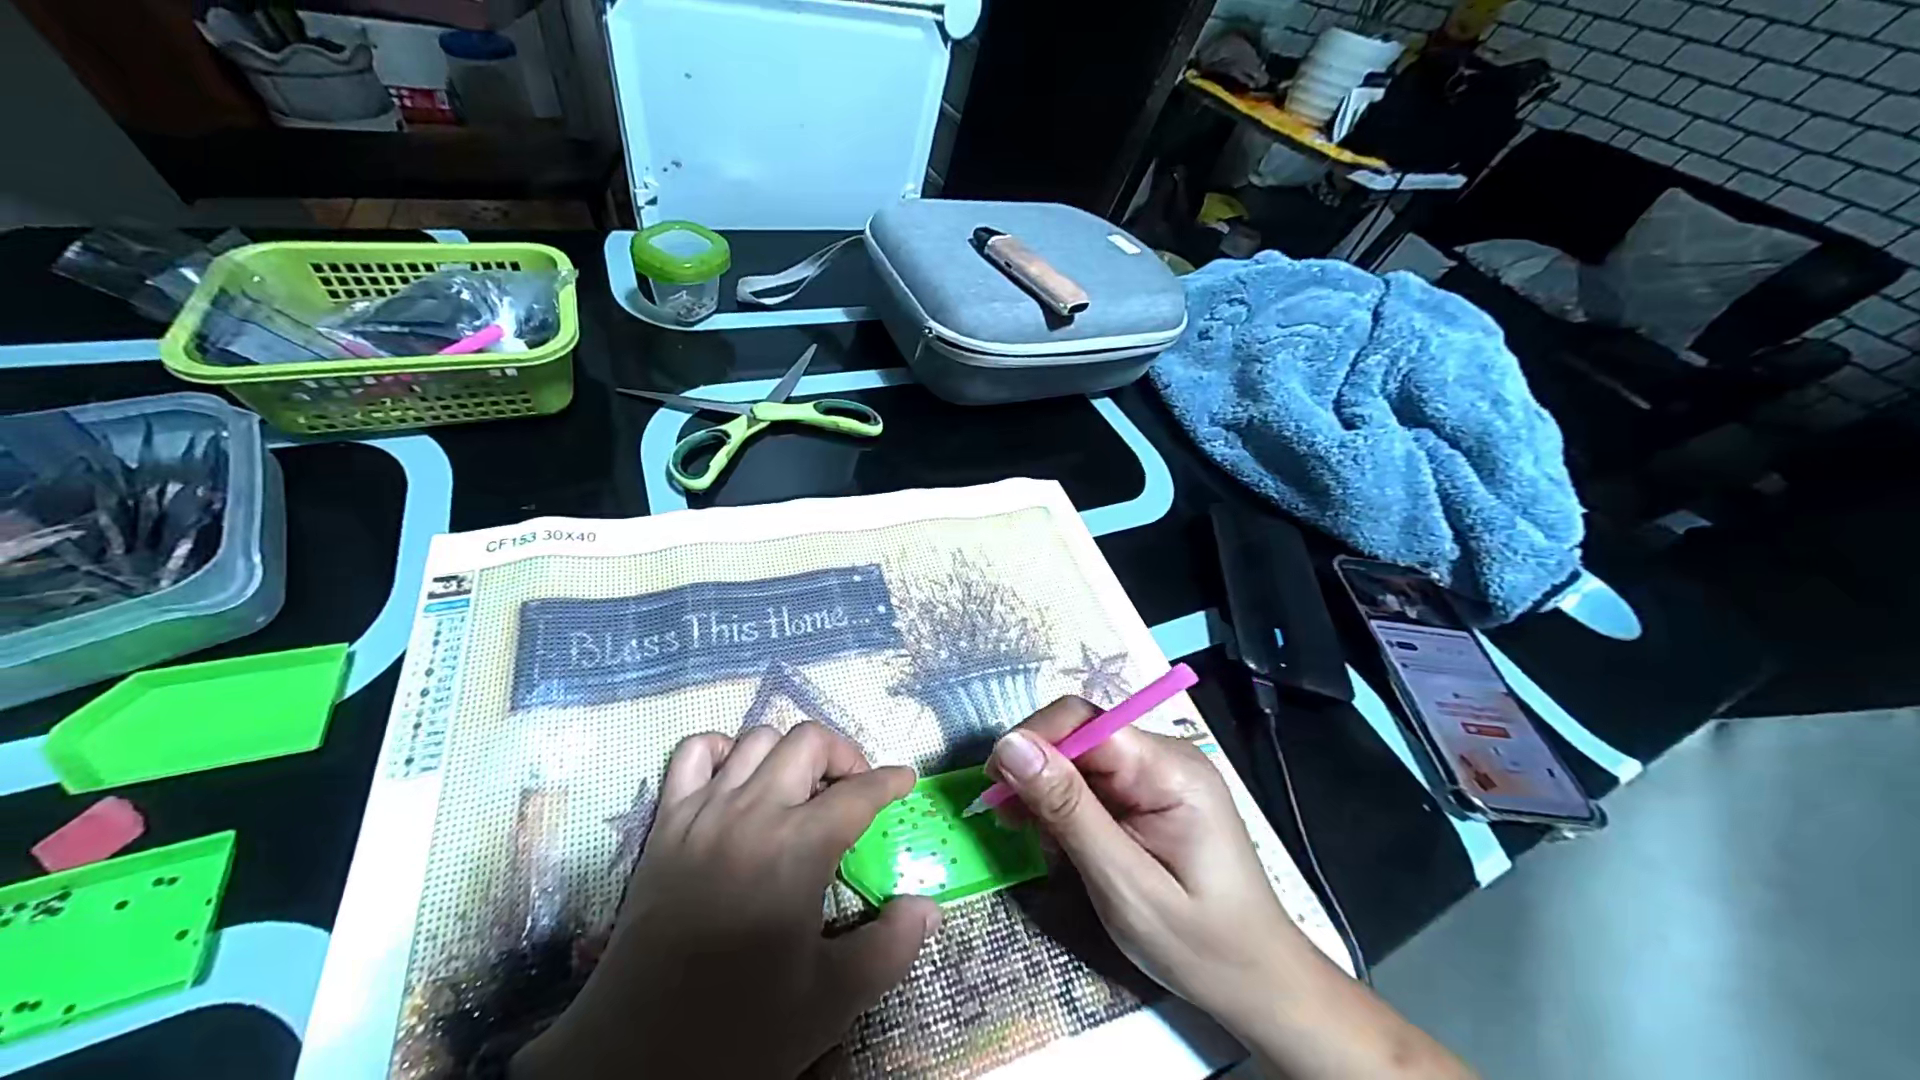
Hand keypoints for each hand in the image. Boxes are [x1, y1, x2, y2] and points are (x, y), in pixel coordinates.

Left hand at [513, 723, 940, 1079]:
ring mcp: (703, 811)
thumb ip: (891, 947)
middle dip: (843, 756)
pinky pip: (692, 754)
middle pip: (808, 742)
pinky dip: (721, 751)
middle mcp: (752, 812)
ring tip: (800, 789)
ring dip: (788, 754)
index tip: (905, 781)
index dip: (891, 781)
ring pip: (757, 739)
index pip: (859, 793)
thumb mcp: (831, 999)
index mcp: (797, 847)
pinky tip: (737, 780)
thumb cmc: (740, 1025)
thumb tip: (927, 908)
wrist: (636, 1053)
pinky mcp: (665, 823)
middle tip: (853, 792)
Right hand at [989, 698, 1476, 1079]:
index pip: (1087, 721)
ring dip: (1048, 793)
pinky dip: (1066, 808)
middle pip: (1081, 734)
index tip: (997, 788)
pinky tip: (1060, 841)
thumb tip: (1009, 745)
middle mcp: (1164, 756)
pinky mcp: (1150, 794)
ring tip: (1035, 839)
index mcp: (1169, 768)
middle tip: (1009, 821)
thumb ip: (1067, 810)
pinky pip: (1094, 782)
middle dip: (1037, 770)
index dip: (1035, 741)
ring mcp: (1159, 774)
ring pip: (1081, 758)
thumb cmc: (1198, 942)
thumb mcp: (1123, 882)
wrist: (1257, 981)